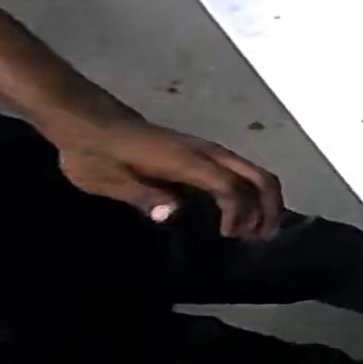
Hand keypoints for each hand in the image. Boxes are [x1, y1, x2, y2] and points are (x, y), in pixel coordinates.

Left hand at [47, 114, 282, 239]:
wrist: (94, 125)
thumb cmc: (96, 155)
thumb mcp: (107, 179)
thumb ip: (143, 195)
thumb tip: (171, 214)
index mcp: (188, 161)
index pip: (231, 186)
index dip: (238, 212)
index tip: (229, 235)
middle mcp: (212, 155)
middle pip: (261, 178)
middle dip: (269, 208)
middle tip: (262, 238)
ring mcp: (215, 155)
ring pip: (260, 176)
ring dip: (267, 203)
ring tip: (259, 231)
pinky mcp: (212, 158)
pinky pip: (248, 176)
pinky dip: (257, 196)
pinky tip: (245, 214)